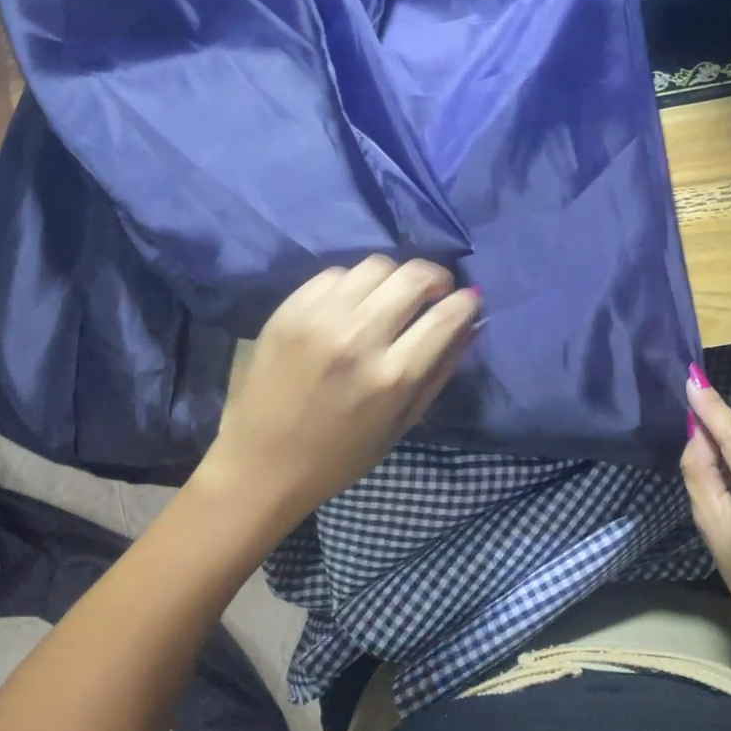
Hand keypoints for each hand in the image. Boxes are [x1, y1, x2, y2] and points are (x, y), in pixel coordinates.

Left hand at [201, 256, 478, 521]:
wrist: (261, 465)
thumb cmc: (340, 457)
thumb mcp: (402, 424)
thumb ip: (440, 371)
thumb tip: (469, 324)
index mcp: (392, 376)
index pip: (447, 316)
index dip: (466, 303)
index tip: (468, 301)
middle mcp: (358, 337)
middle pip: (414, 276)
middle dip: (436, 279)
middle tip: (434, 293)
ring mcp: (319, 318)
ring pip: (376, 265)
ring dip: (394, 278)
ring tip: (390, 299)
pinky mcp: (289, 309)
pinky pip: (336, 274)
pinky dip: (353, 285)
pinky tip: (350, 307)